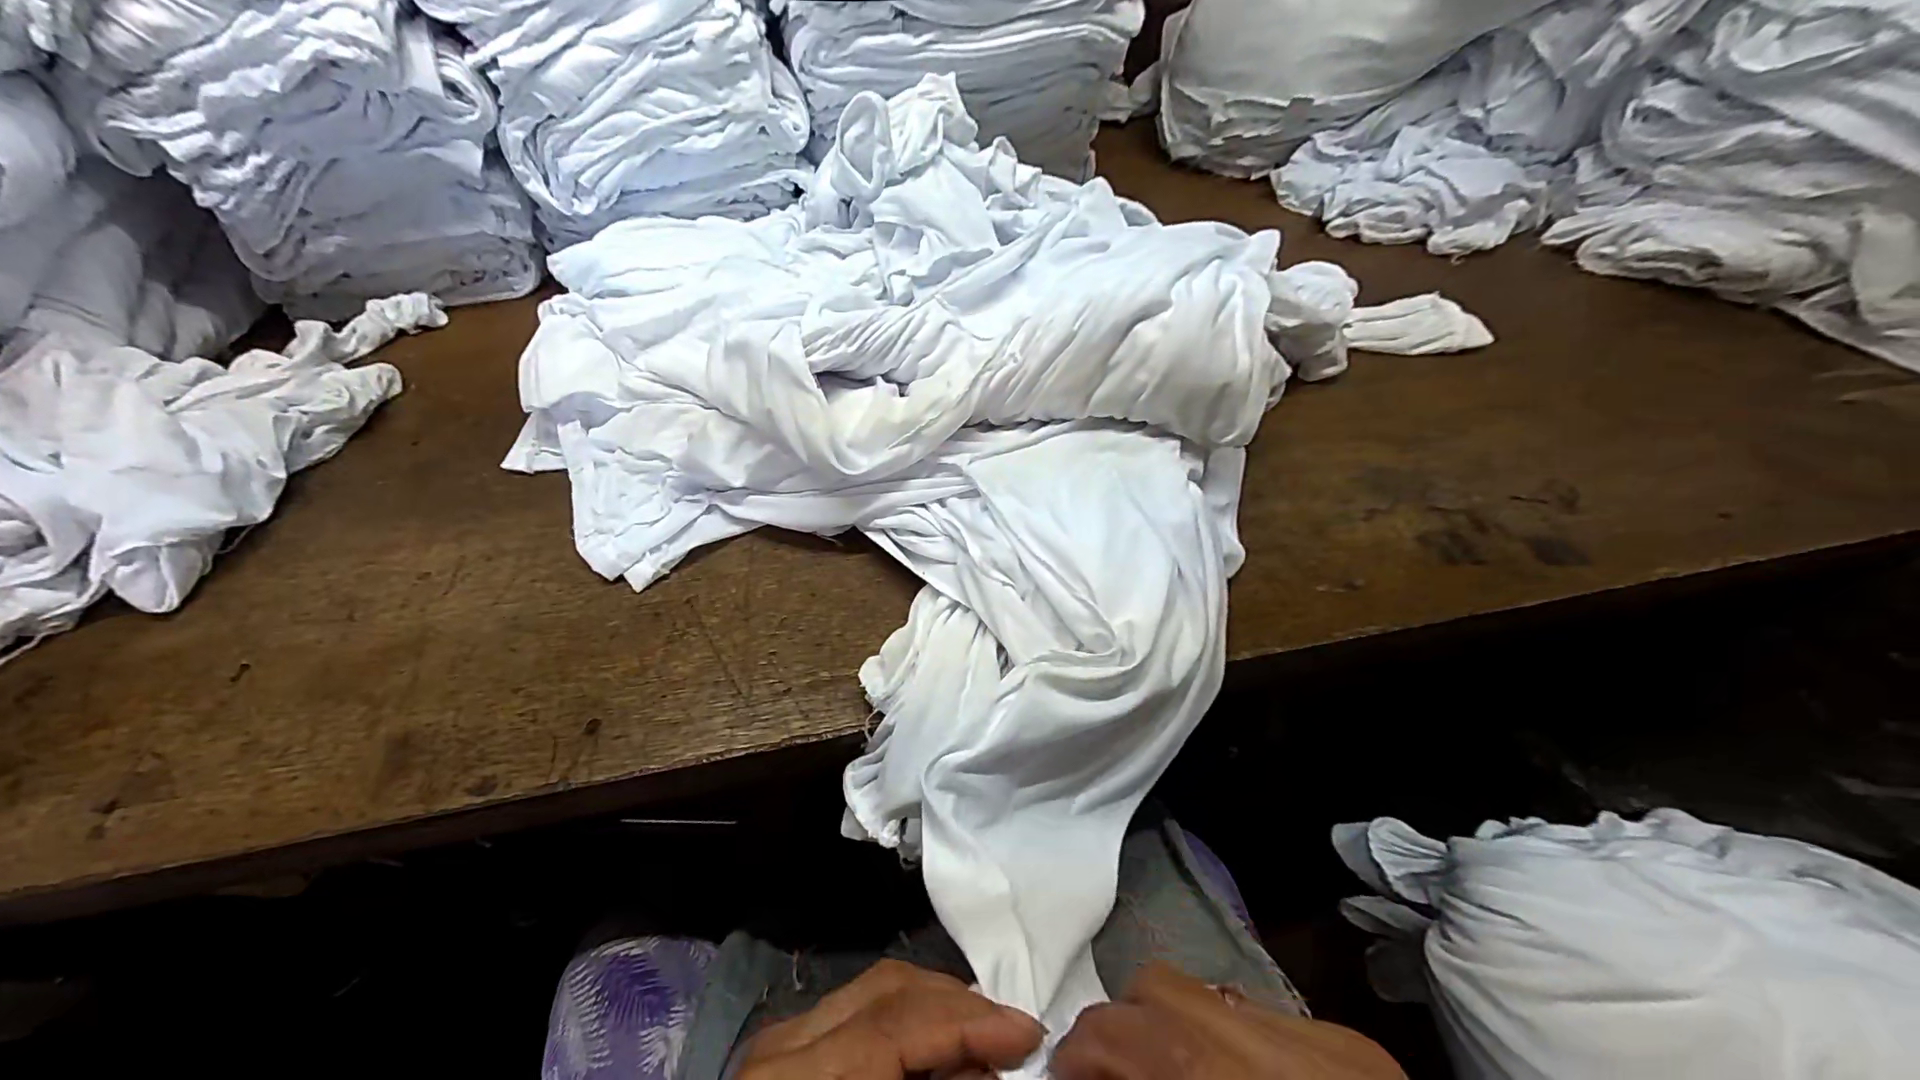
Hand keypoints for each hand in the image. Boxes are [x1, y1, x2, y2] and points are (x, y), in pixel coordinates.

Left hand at [738, 959, 1044, 1079]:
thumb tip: (989, 1069)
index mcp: (797, 1078)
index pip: (896, 1023)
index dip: (968, 1024)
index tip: (1028, 1033)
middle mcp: (784, 1042)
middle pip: (890, 987)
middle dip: (959, 1005)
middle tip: (1012, 1034)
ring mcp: (782, 1037)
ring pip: (876, 985)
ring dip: (937, 1001)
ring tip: (982, 1032)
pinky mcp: (786, 1044)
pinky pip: (858, 1004)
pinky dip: (907, 1013)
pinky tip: (935, 1038)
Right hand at [1052, 963, 1405, 1079]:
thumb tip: (1098, 1076)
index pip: (1122, 1034)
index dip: (1079, 1052)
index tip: (1067, 1079)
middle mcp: (1271, 1049)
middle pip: (1159, 988)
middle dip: (1120, 1025)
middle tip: (1112, 1075)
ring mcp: (1321, 1037)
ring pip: (1206, 990)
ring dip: (1173, 1025)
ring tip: (1174, 1076)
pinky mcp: (1356, 1043)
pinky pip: (1260, 1014)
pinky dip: (1230, 1041)